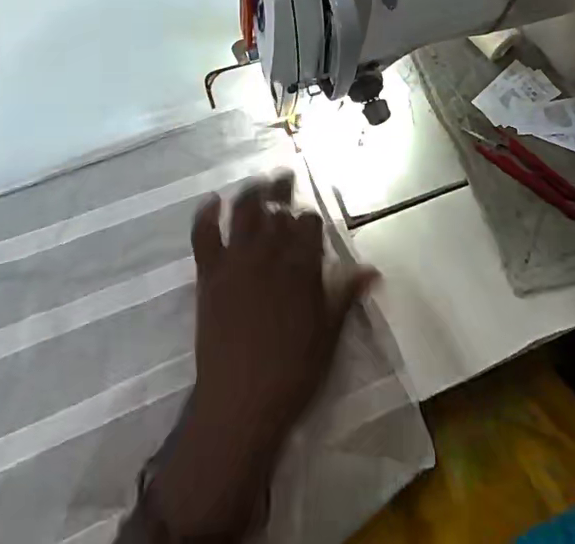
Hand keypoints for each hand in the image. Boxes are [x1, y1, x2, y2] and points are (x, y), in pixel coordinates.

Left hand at [150, 171, 375, 537]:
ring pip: (243, 213)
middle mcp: (268, 255)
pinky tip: (213, 200)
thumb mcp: (329, 336)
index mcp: (301, 268)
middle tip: (284, 175)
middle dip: (281, 191)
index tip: (309, 218)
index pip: (308, 225)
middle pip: (275, 210)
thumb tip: (371, 269)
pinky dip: (207, 213)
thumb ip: (345, 296)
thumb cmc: (293, 372)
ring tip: (257, 181)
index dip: (309, 218)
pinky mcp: (208, 272)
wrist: (241, 398)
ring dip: (250, 193)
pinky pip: (204, 233)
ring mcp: (234, 261)